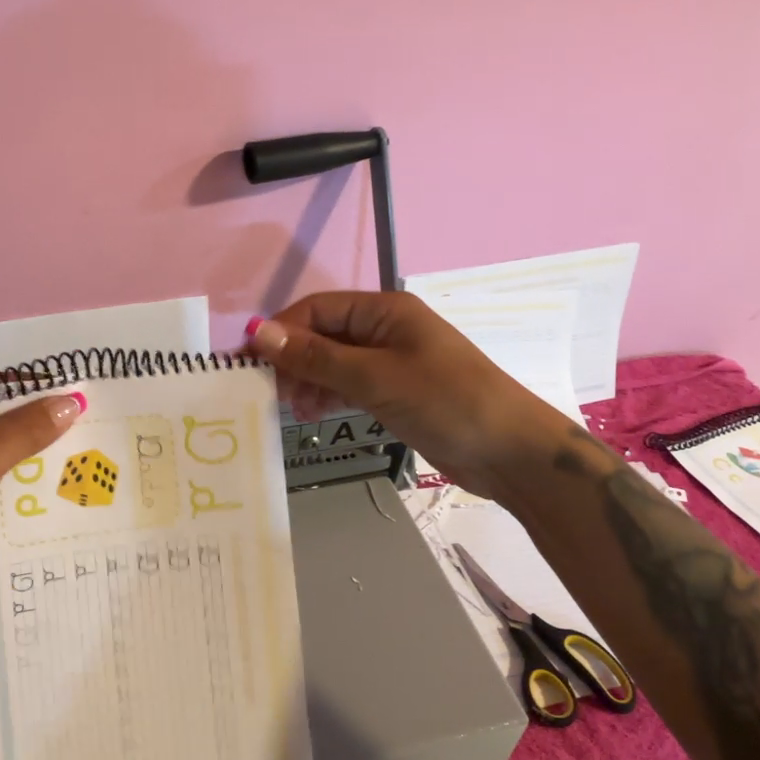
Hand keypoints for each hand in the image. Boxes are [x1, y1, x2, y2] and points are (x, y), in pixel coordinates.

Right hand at [246, 291, 571, 492]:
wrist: (509, 451)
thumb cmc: (444, 401)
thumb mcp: (374, 377)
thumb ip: (316, 357)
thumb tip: (258, 332)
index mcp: (385, 311)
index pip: (318, 309)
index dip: (282, 330)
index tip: (250, 361)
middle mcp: (386, 330)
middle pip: (324, 335)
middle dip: (295, 360)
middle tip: (274, 394)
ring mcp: (393, 362)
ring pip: (335, 363)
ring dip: (310, 381)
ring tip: (295, 411)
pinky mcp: (397, 393)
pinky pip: (351, 385)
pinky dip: (330, 396)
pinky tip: (314, 415)